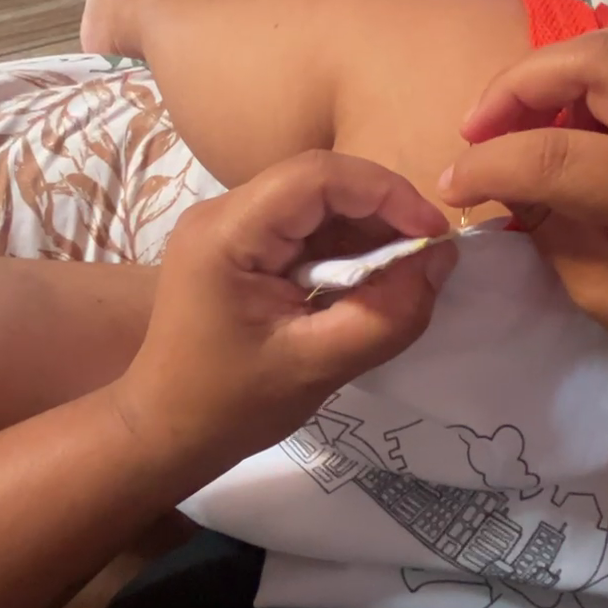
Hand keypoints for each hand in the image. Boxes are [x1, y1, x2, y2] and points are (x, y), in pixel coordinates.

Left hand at [115, 151, 457, 462]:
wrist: (165, 431)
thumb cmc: (231, 406)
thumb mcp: (318, 366)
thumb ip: (388, 314)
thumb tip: (442, 258)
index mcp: (228, 232)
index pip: (317, 176)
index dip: (385, 193)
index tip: (432, 235)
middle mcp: (223, 212)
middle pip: (319, 183)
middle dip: (381, 213)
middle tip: (425, 257)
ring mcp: (228, 225)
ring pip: (316, 203)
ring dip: (366, 232)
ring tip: (401, 274)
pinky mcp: (240, 245)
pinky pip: (304, 228)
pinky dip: (344, 249)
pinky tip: (366, 281)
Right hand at [438, 24, 607, 412]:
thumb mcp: (604, 297)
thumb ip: (549, 227)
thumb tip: (499, 180)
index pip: (561, 155)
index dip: (490, 164)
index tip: (451, 184)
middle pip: (599, 59)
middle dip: (519, 84)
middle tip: (477, 127)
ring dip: (558, 65)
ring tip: (521, 112)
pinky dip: (594, 69)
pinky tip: (570, 111)